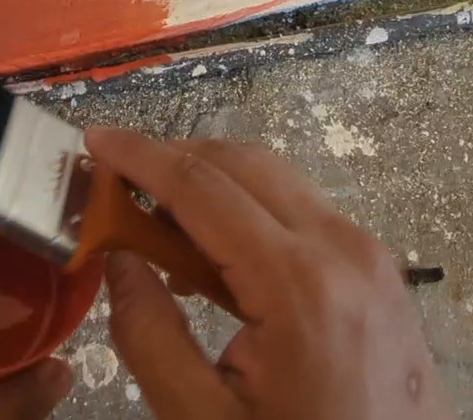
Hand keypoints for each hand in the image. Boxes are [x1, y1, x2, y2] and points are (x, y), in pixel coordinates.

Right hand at [87, 129, 453, 419]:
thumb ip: (149, 334)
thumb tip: (118, 256)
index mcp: (299, 285)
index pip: (200, 186)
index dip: (140, 155)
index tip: (94, 138)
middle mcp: (342, 247)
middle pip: (238, 162)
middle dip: (172, 158)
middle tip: (119, 185)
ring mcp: (369, 254)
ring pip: (272, 175)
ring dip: (210, 178)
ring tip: (161, 222)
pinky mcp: (379, 269)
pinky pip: (300, 206)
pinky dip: (247, 204)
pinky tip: (218, 252)